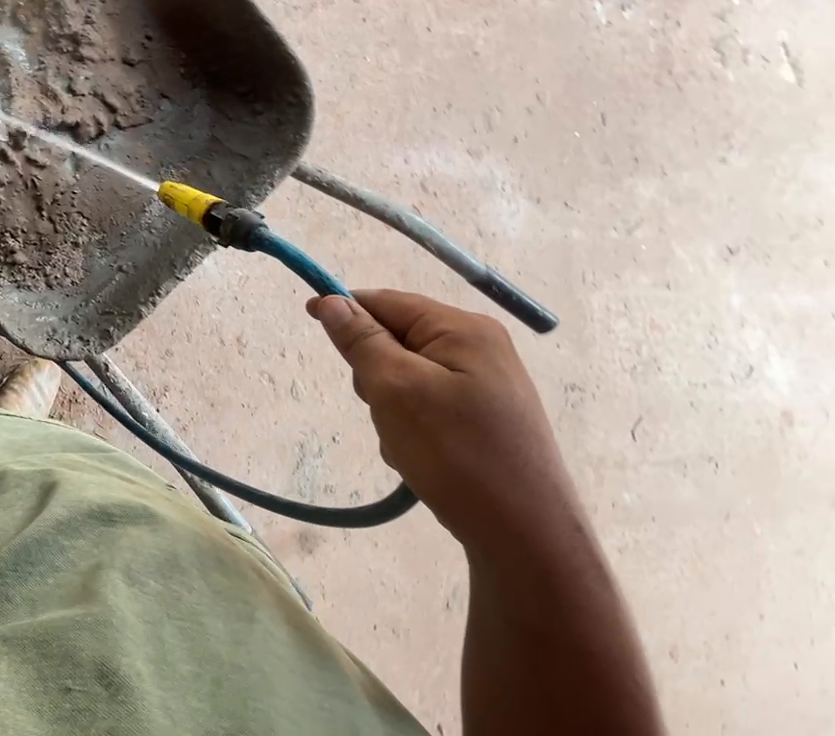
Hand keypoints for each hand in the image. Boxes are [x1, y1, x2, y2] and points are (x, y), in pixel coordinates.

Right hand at [308, 290, 583, 555]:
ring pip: (405, 375)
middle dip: (371, 370)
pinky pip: (425, 404)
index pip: (386, 301)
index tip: (310, 325)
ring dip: (387, 403)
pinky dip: (409, 424)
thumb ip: (360, 340)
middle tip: (379, 405)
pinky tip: (418, 455)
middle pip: (395, 338)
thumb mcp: (394, 388)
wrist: (524, 535)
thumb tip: (331, 300)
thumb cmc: (455, 452)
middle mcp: (480, 349)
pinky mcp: (484, 419)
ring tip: (402, 438)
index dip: (344, 310)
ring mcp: (485, 386)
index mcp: (463, 330)